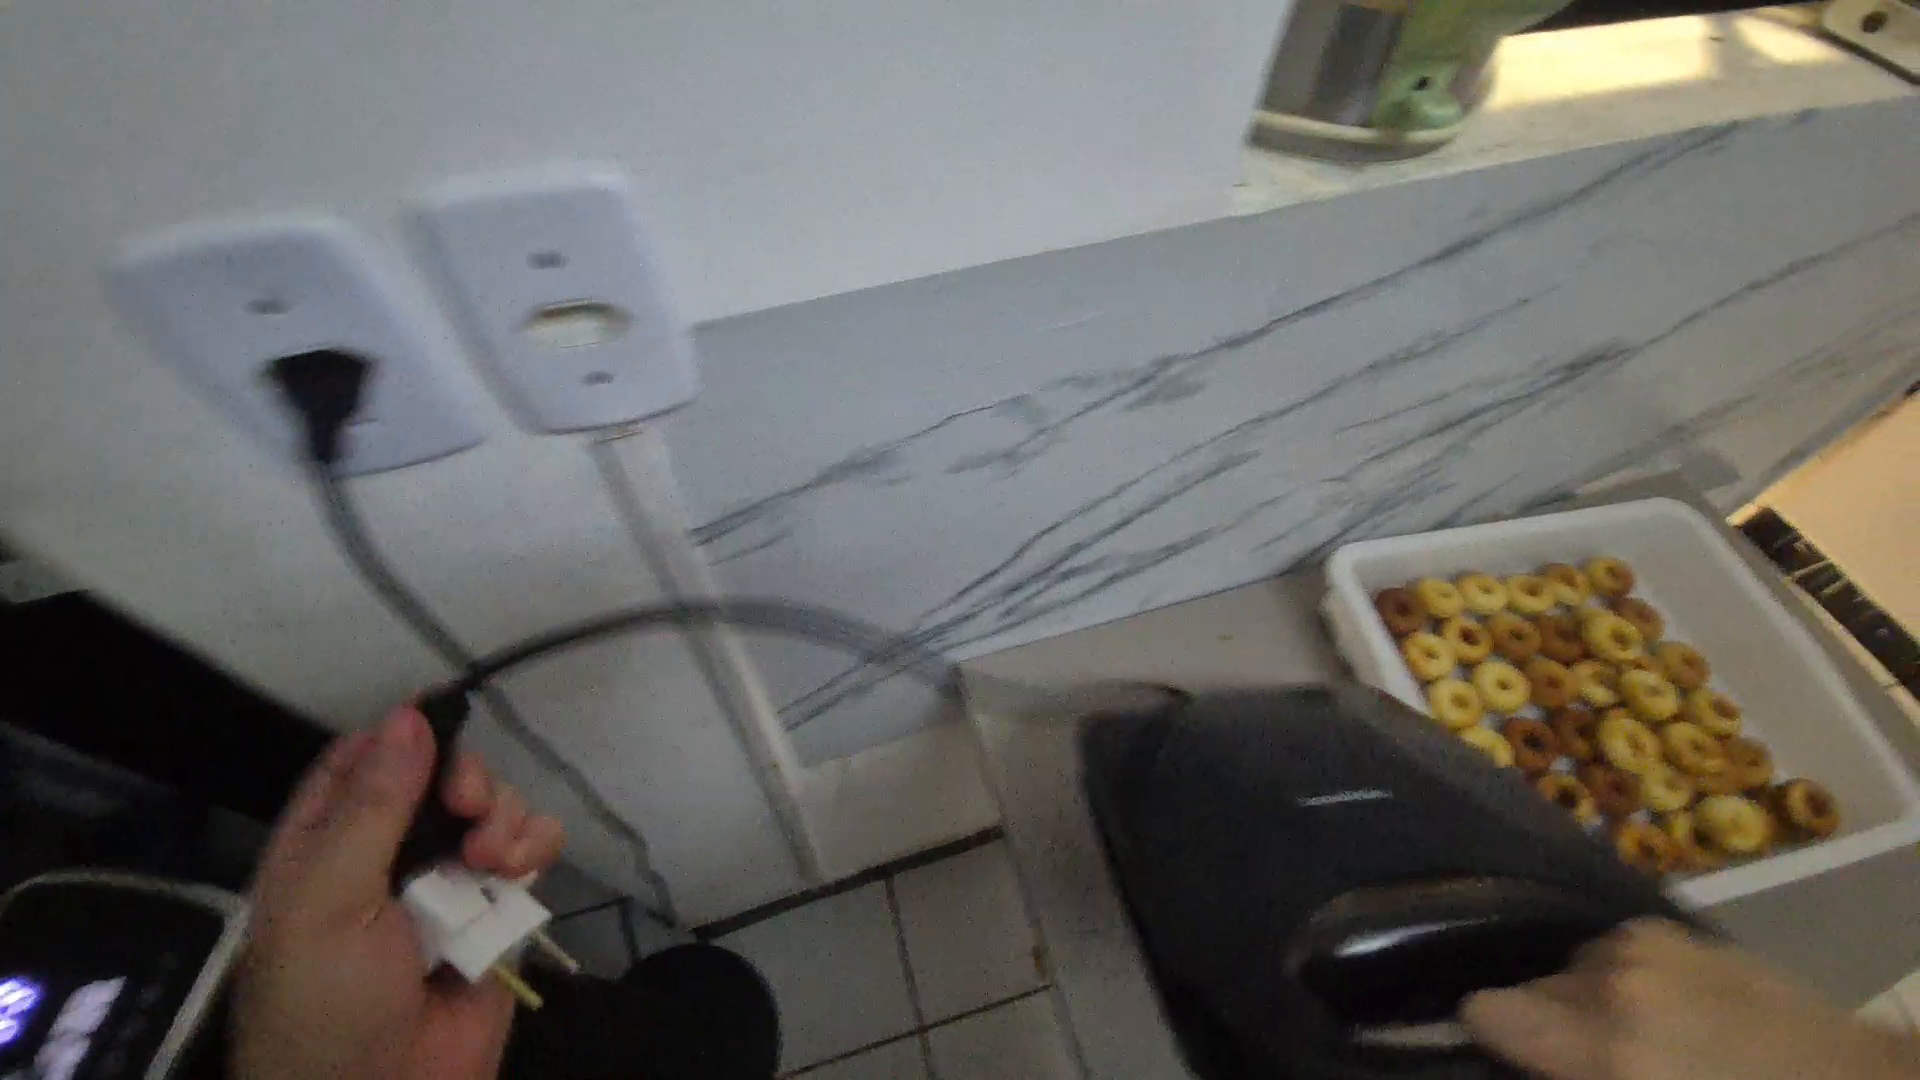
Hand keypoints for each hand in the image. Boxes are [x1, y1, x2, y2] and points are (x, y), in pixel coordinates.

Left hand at [232, 707, 565, 1079]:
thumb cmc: (330, 1005)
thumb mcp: (330, 905)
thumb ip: (373, 809)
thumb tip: (407, 715)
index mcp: (327, 848)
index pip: (360, 762)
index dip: (400, 734)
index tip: (442, 713)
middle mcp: (390, 853)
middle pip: (441, 777)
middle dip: (468, 781)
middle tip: (473, 806)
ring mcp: (450, 877)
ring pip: (495, 807)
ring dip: (507, 819)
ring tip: (495, 862)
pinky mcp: (499, 901)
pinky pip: (532, 847)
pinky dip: (536, 846)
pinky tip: (521, 871)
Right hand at [1463, 918, 1919, 1079]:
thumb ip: (1578, 1068)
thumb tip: (1527, 1056)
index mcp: (1608, 1048)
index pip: (1485, 1009)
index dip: (1493, 1033)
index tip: (1515, 1050)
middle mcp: (1607, 985)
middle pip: (1530, 989)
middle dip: (1553, 1021)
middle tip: (1603, 1056)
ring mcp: (1637, 948)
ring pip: (1570, 967)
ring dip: (1591, 997)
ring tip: (1648, 1029)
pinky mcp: (1664, 928)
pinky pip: (1610, 949)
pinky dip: (1626, 975)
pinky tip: (1671, 1002)